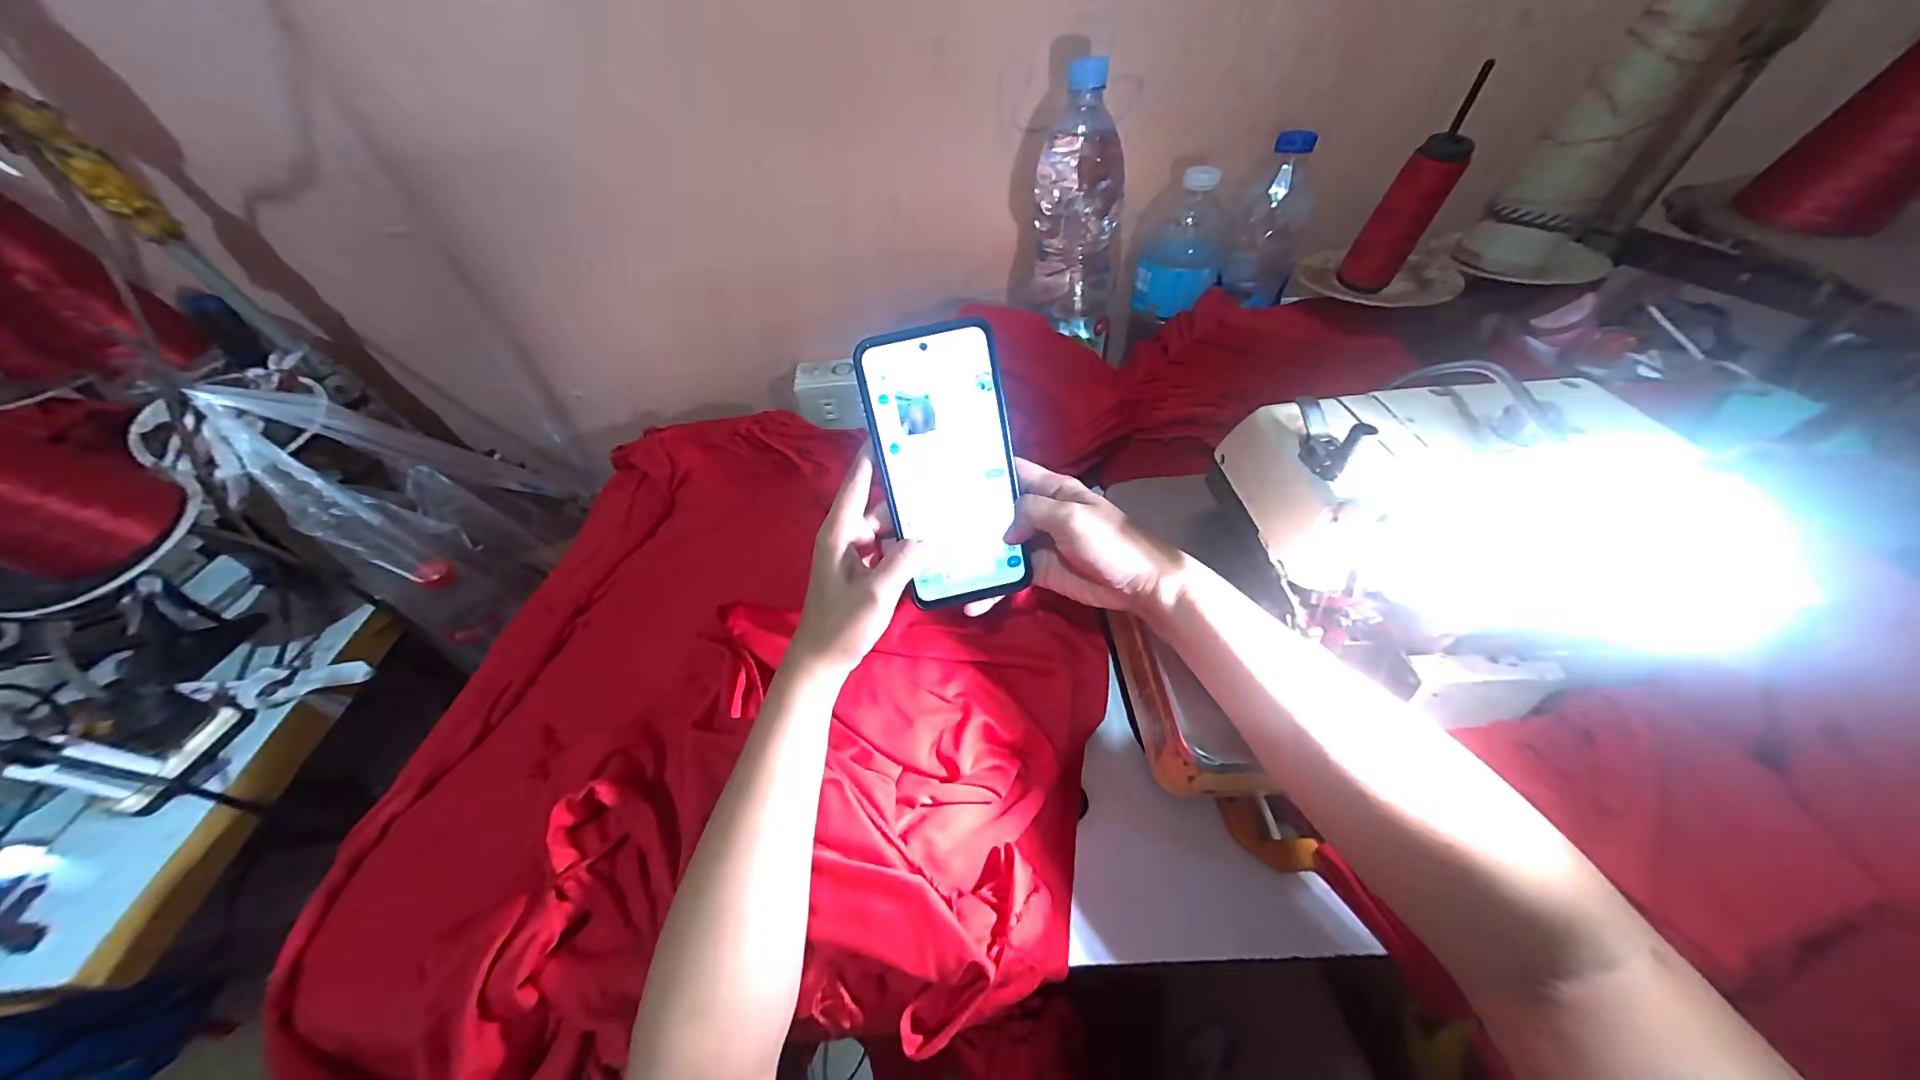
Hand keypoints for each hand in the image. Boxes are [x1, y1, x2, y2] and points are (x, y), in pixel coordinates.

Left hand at [789, 448, 920, 674]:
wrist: (822, 659)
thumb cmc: (841, 625)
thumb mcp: (876, 593)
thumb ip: (903, 560)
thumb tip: (927, 535)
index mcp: (839, 533)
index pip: (857, 483)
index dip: (872, 455)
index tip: (892, 431)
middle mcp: (843, 535)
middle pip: (876, 503)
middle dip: (903, 495)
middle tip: (935, 481)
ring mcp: (851, 552)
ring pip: (884, 526)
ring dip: (906, 523)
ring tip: (939, 514)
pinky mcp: (860, 567)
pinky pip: (885, 545)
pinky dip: (903, 543)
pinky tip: (926, 545)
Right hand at [963, 458, 1186, 618]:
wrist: (1139, 584)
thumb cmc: (1111, 541)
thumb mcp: (1072, 517)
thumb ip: (1033, 511)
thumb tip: (1004, 531)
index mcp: (1051, 489)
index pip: (1014, 472)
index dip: (986, 471)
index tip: (951, 474)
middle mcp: (1039, 512)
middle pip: (998, 509)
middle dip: (970, 516)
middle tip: (933, 524)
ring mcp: (1037, 543)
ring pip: (998, 545)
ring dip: (976, 555)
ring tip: (944, 567)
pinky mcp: (1038, 571)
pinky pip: (1008, 575)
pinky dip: (992, 587)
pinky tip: (973, 601)